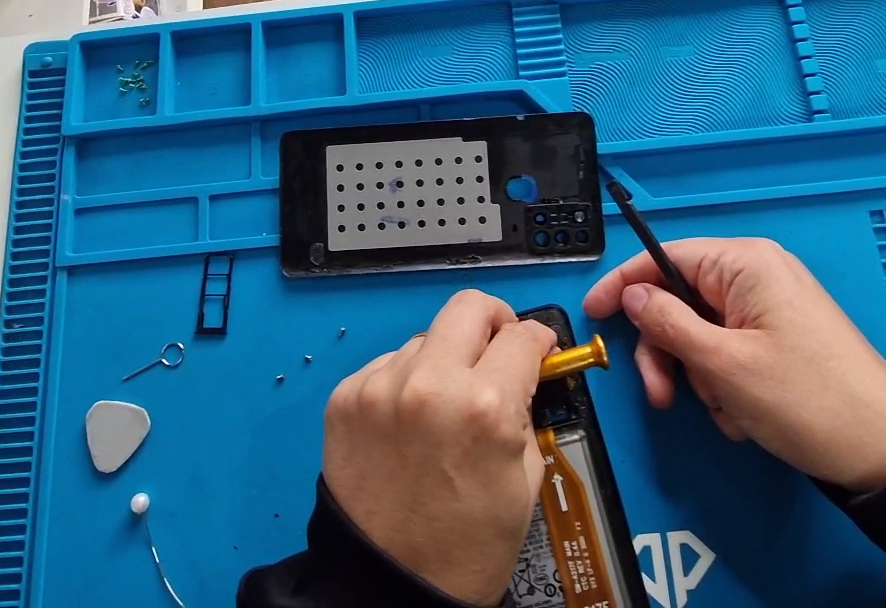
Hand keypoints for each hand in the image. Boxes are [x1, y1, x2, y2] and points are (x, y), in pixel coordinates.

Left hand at [324, 290, 558, 605]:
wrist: (385, 590)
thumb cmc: (467, 547)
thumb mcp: (525, 479)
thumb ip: (523, 409)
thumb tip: (519, 369)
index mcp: (485, 406)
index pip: (523, 335)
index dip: (539, 341)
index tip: (538, 351)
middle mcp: (431, 383)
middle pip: (470, 306)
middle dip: (494, 323)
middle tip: (497, 351)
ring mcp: (381, 386)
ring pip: (427, 338)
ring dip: (444, 360)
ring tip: (443, 406)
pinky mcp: (346, 397)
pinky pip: (389, 365)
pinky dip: (406, 382)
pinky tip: (408, 423)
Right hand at [583, 237, 885, 492]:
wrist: (884, 452)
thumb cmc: (808, 400)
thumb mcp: (723, 363)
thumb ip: (667, 322)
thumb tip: (632, 295)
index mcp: (745, 264)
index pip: (665, 256)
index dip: (624, 283)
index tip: (595, 310)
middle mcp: (755, 275)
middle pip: (679, 298)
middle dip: (667, 349)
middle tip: (663, 393)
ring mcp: (767, 305)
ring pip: (698, 329)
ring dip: (697, 374)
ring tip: (724, 409)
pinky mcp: (776, 334)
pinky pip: (725, 346)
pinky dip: (722, 380)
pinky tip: (742, 412)